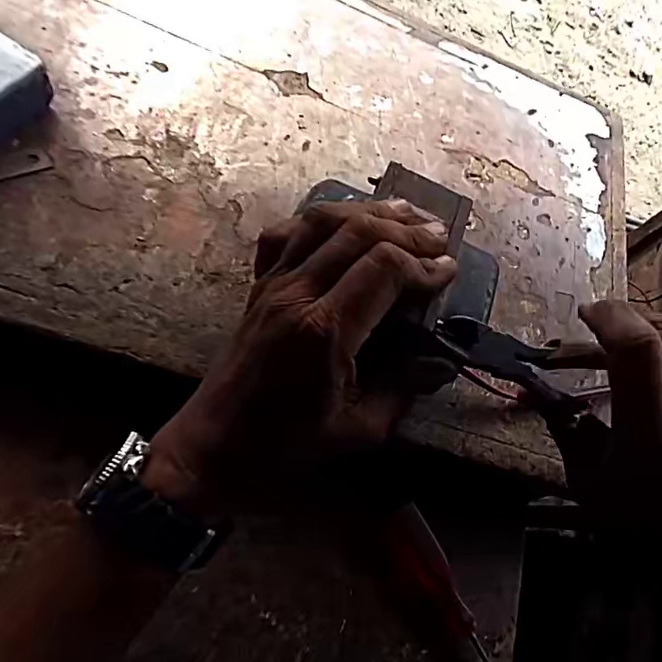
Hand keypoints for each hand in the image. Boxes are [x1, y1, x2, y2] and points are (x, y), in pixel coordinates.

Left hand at [144, 200, 457, 513]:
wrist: (212, 449)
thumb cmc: (285, 448)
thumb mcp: (358, 431)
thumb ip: (403, 390)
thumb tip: (439, 363)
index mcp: (323, 330)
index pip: (382, 269)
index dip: (423, 265)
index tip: (449, 271)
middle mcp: (295, 295)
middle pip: (356, 233)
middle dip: (406, 229)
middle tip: (440, 235)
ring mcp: (271, 286)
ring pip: (320, 221)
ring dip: (368, 212)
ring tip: (405, 212)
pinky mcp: (257, 288)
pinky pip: (285, 234)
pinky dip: (320, 219)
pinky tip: (343, 221)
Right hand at [577, 301, 661, 585]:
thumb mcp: (600, 486)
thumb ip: (567, 431)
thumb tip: (534, 390)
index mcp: (656, 428)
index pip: (636, 345)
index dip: (607, 317)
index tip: (586, 315)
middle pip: (656, 327)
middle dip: (620, 319)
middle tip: (596, 330)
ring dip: (648, 328)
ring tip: (626, 344)